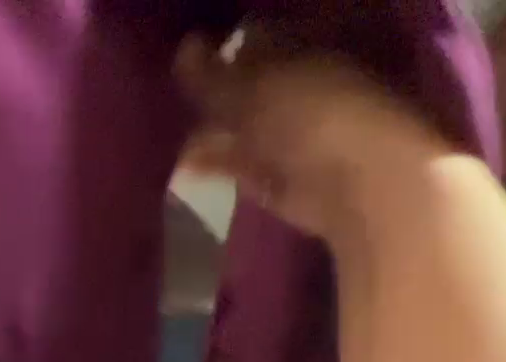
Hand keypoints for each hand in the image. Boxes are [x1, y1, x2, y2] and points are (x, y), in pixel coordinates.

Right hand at [176, 28, 455, 243]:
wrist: (349, 182)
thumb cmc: (312, 116)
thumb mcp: (255, 87)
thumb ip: (213, 73)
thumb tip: (185, 43)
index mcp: (302, 49)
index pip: (253, 36)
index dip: (220, 40)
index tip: (182, 45)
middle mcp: (290, 84)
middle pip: (235, 80)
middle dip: (202, 85)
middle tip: (160, 86)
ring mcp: (276, 128)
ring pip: (225, 121)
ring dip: (196, 125)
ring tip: (156, 126)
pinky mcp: (261, 168)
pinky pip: (223, 157)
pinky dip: (201, 160)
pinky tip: (175, 161)